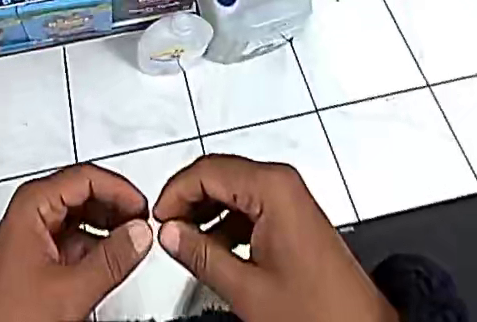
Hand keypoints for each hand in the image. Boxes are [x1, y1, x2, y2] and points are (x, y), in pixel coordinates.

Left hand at [0, 164, 154, 321]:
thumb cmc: (5, 321)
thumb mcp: (68, 292)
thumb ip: (110, 260)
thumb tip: (140, 233)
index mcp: (32, 203)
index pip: (87, 177)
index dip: (119, 190)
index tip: (141, 208)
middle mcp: (31, 210)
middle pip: (86, 192)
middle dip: (116, 208)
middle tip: (141, 224)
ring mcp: (33, 232)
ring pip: (82, 215)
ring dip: (108, 227)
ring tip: (130, 242)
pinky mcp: (37, 255)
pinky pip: (75, 238)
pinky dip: (96, 245)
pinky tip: (111, 260)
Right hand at [153, 155, 394, 321]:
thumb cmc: (318, 311)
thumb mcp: (247, 290)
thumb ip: (202, 255)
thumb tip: (171, 233)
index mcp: (272, 187)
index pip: (208, 169)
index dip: (176, 191)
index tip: (157, 218)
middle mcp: (281, 182)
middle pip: (219, 173)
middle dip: (188, 199)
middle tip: (166, 229)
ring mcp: (288, 196)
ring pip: (232, 188)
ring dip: (205, 211)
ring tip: (185, 243)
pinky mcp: (291, 213)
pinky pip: (248, 204)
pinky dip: (225, 222)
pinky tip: (213, 250)